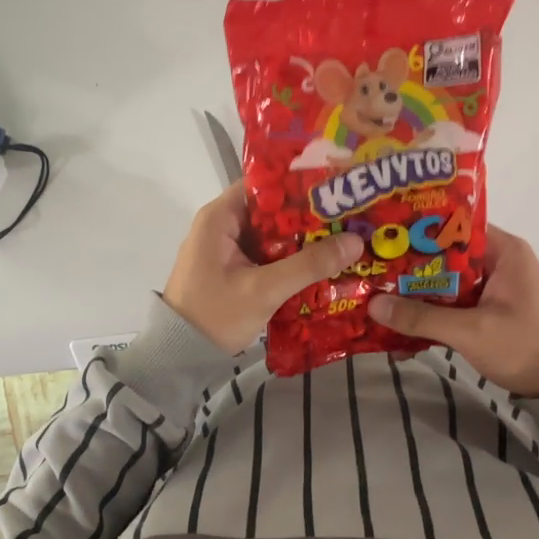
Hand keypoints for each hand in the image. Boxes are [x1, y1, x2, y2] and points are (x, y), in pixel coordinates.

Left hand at [163, 182, 363, 354]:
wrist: (181, 355)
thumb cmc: (215, 316)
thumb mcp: (264, 290)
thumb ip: (308, 265)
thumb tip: (356, 241)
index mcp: (220, 217)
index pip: (264, 183)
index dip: (300, 183)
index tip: (336, 188)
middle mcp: (222, 226)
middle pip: (272, 210)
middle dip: (310, 216)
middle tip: (352, 216)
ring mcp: (227, 250)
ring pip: (273, 235)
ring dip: (304, 240)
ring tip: (347, 238)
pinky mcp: (233, 271)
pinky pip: (267, 256)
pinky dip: (291, 260)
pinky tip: (323, 265)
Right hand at [368, 227, 538, 396]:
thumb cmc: (528, 347)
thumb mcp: (472, 332)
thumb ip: (423, 317)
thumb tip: (372, 304)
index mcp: (504, 252)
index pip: (454, 226)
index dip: (417, 231)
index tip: (382, 239)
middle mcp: (500, 262)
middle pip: (445, 256)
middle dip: (408, 269)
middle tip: (369, 273)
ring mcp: (497, 289)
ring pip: (446, 283)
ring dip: (417, 296)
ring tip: (376, 301)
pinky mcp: (493, 312)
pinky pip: (455, 305)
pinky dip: (432, 315)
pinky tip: (402, 329)